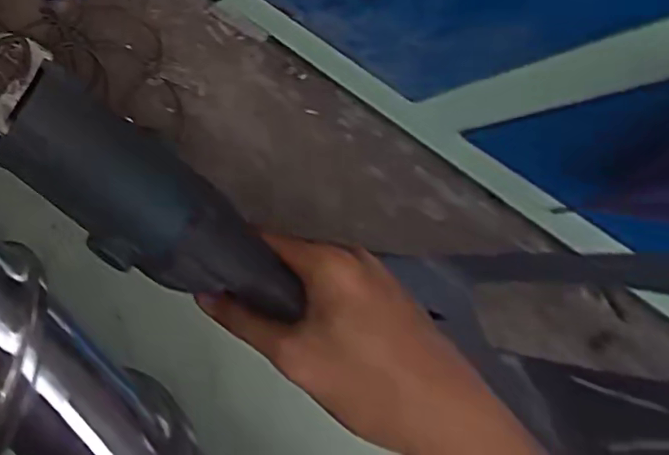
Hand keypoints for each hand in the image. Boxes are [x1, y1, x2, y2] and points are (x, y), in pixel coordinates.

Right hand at [198, 235, 544, 454]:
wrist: (464, 433)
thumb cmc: (374, 387)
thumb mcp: (296, 358)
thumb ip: (244, 321)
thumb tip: (205, 294)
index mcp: (327, 257)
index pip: (261, 236)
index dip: (234, 253)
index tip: (216, 272)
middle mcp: (353, 254)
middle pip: (290, 254)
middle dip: (267, 279)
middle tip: (255, 313)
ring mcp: (380, 274)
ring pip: (317, 272)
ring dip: (297, 292)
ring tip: (289, 328)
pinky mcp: (397, 297)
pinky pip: (343, 285)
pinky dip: (325, 301)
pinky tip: (328, 335)